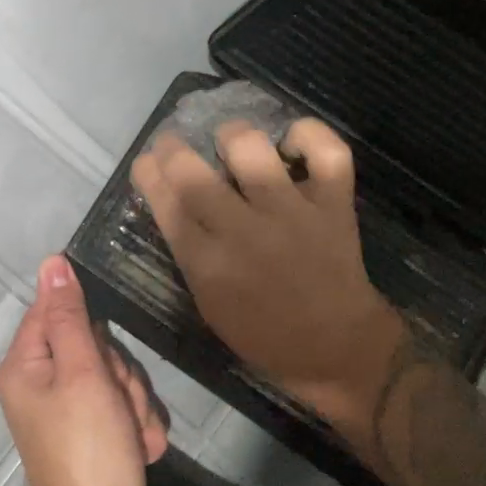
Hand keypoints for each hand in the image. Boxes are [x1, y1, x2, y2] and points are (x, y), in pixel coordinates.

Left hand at [0, 256, 167, 485]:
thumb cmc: (88, 451)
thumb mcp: (82, 375)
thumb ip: (69, 316)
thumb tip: (51, 261)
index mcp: (24, 364)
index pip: (56, 310)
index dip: (90, 330)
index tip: (101, 360)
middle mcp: (40, 382)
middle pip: (93, 344)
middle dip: (119, 375)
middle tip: (117, 405)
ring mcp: (68, 409)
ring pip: (116, 376)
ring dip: (133, 405)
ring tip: (128, 435)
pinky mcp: (93, 432)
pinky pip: (124, 408)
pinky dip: (136, 428)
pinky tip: (135, 450)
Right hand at [130, 119, 406, 424]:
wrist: (338, 350)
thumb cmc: (263, 333)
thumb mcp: (208, 302)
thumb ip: (189, 251)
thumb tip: (171, 200)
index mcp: (207, 263)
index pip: (164, 202)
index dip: (148, 171)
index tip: (147, 162)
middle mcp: (243, 232)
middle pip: (191, 171)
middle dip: (172, 148)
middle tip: (175, 144)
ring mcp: (291, 214)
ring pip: (250, 147)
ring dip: (232, 136)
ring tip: (232, 145)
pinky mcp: (333, 205)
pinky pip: (326, 151)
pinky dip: (307, 135)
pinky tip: (291, 144)